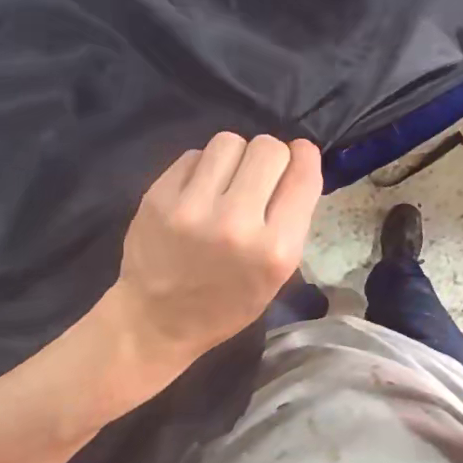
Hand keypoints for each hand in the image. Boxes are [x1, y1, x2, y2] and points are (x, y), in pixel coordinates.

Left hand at [105, 132, 322, 370]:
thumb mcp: (277, 276)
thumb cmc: (226, 304)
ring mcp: (192, 208)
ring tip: (227, 181)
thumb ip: (292, 221)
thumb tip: (296, 163)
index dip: (305, 157)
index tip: (299, 157)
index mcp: (274, 250)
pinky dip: (202, 167)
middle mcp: (236, 224)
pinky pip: (193, 155)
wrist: (156, 321)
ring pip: (229, 142)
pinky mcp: (158, 197)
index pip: (303, 174)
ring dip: (235, 157)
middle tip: (260, 175)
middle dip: (270, 156)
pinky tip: (198, 191)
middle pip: (267, 148)